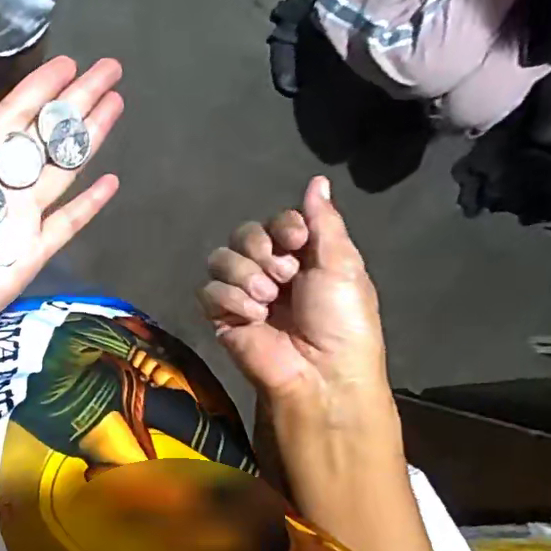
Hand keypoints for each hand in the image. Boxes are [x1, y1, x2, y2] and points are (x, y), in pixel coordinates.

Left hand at [0, 56, 124, 357]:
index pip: (8, 121)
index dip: (37, 92)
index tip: (66, 63)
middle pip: (44, 138)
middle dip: (76, 104)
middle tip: (109, 69)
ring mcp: (18, 222)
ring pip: (60, 172)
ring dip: (88, 140)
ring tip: (116, 104)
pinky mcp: (29, 256)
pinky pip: (65, 226)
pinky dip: (87, 206)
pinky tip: (111, 181)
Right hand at [198, 177, 389, 419]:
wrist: (320, 370)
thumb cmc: (342, 319)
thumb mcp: (342, 264)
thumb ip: (324, 221)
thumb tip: (317, 180)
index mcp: (300, 256)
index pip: (274, 222)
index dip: (281, 226)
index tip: (297, 241)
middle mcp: (268, 270)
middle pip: (242, 235)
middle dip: (261, 251)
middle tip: (284, 277)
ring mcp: (241, 293)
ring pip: (220, 259)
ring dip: (246, 275)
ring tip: (267, 301)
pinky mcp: (220, 316)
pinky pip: (208, 290)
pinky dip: (230, 300)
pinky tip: (252, 317)